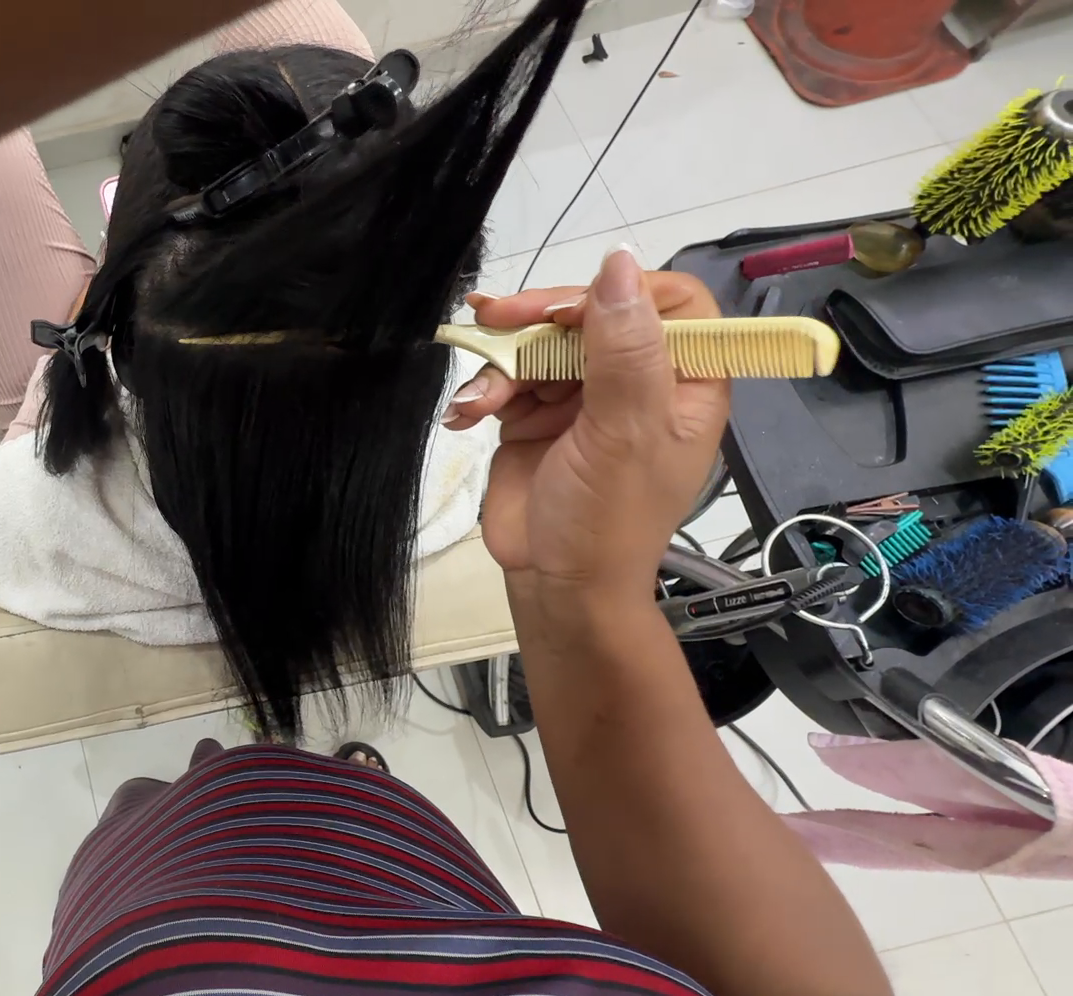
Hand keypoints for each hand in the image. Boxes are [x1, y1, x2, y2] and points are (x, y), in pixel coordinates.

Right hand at [446, 250, 730, 601]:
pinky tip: (465, 415)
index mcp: (682, 379)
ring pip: (537, 349)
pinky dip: (481, 395)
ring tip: (477, 405)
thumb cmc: (607, 518)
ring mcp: (578, 400)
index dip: (614, 295)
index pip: (665, 303)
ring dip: (499, 369)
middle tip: (490, 316)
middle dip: (536, 322)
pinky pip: (504, 383)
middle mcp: (632, 381)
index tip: (564, 313)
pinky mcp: (532, 419)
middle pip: (587, 318)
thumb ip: (622, 349)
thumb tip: (616, 261)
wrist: (554, 581)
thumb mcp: (623, 432)